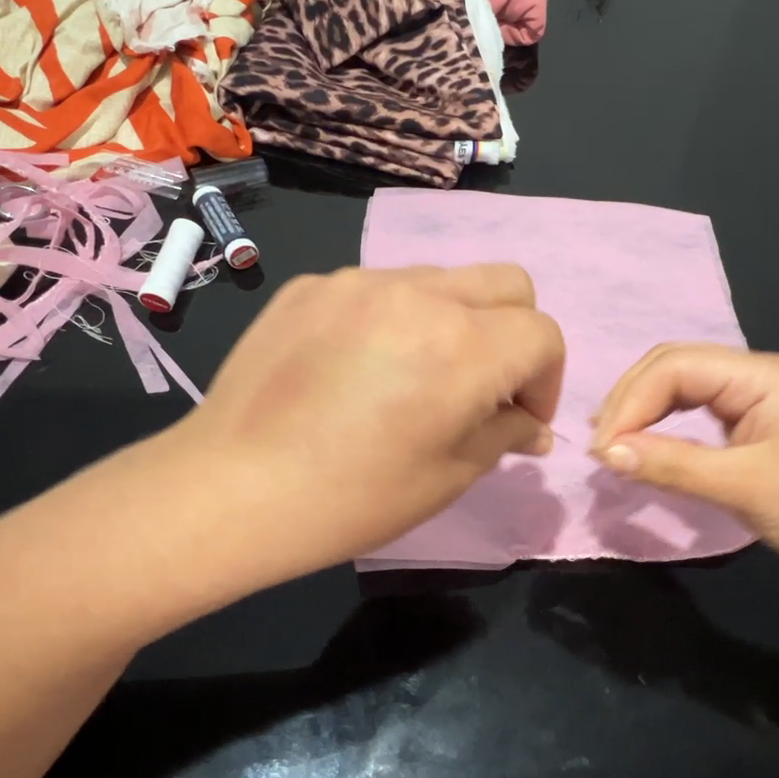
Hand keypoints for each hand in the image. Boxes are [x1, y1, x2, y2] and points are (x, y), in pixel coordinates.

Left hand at [138, 265, 563, 596]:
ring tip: (417, 375)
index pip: (542, 334)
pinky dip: (394, 319)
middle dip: (516, 333)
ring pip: (443, 279)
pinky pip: (379, 288)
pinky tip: (357, 368)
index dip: (546, 380)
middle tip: (486, 386)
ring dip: (456, 321)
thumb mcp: (449, 476)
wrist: (232, 489)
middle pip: (508, 284)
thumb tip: (531, 426)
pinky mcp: (312, 286)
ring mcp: (360, 282)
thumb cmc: (354, 498)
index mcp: (465, 346)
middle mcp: (420, 294)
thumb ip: (504, 434)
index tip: (520, 420)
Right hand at [587, 344, 778, 581]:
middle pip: (677, 369)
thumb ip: (673, 464)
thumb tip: (605, 452)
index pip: (675, 366)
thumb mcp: (746, 488)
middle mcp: (760, 377)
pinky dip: (669, 430)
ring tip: (615, 448)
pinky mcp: (762, 431)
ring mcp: (763, 402)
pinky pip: (702, 416)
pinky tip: (651, 450)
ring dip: (647, 414)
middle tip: (601, 449)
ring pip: (687, 391)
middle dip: (632, 402)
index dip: (630, 402)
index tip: (602, 450)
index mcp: (763, 374)